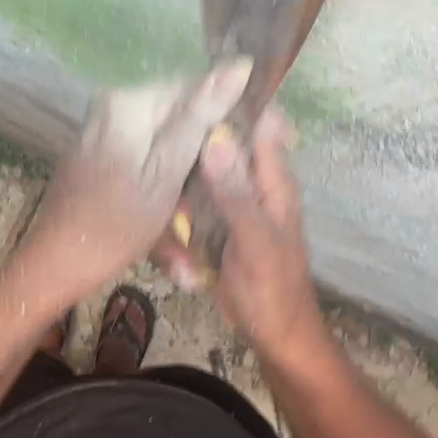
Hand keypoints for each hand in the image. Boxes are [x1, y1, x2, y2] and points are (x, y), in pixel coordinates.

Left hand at [19, 60, 253, 303]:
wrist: (60, 261)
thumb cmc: (118, 223)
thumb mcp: (168, 172)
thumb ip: (200, 118)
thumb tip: (239, 66)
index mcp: (128, 101)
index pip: (194, 88)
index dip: (222, 118)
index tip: (240, 154)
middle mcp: (112, 103)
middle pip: (177, 111)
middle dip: (201, 144)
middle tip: (220, 183)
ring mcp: (103, 126)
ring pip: (164, 133)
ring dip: (184, 163)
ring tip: (199, 199)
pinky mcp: (101, 149)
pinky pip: (145, 149)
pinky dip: (163, 172)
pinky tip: (175, 202)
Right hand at [193, 108, 324, 355]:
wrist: (274, 337)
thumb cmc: (273, 290)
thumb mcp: (254, 241)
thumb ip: (236, 192)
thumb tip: (217, 138)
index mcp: (272, 181)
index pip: (257, 123)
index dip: (228, 106)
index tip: (188, 100)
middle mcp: (251, 186)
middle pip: (215, 150)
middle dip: (189, 161)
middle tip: (162, 181)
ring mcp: (229, 208)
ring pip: (195, 184)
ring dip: (179, 206)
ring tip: (174, 237)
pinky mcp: (213, 230)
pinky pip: (188, 216)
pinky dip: (179, 232)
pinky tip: (177, 258)